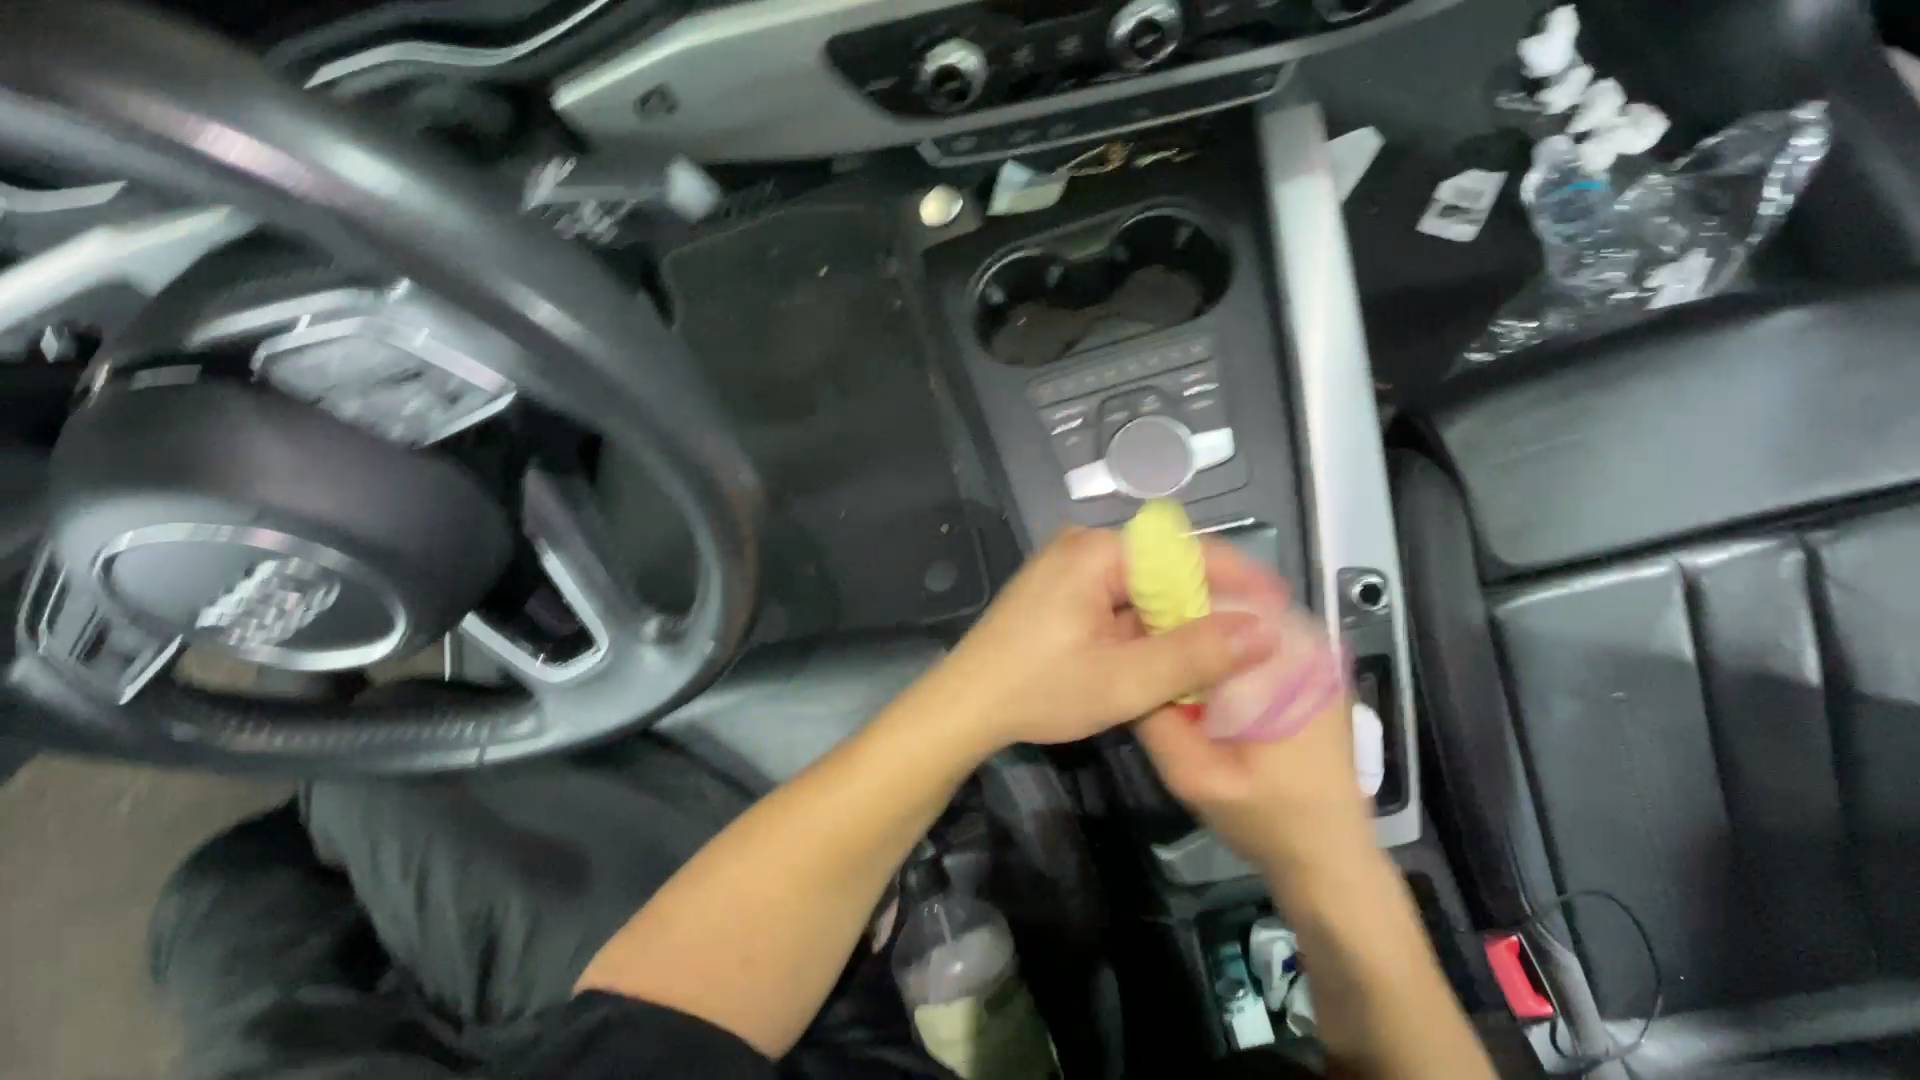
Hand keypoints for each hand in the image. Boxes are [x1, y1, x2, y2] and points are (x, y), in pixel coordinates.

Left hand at [911, 526, 1273, 753]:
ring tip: (1223, 652)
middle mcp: (1083, 547)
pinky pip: (1119, 601)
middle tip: (1254, 639)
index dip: (1238, 576)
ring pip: (1144, 587)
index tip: (1279, 605)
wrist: (964, 707)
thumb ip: (1196, 655)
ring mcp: (1068, 569)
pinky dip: (1146, 627)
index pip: (1185, 550)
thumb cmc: (1038, 691)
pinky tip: (1170, 657)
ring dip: (1178, 619)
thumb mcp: (1124, 680)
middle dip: (1209, 603)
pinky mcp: (1061, 593)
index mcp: (1096, 551)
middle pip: (1166, 567)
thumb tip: (1263, 632)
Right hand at [1135, 542, 1374, 870]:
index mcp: (1286, 664)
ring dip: (1206, 629)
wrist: (1330, 862)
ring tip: (1162, 647)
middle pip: (1236, 603)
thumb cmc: (1267, 820)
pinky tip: (1197, 674)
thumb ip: (1156, 721)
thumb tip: (1126, 665)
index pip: (1222, 602)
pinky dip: (1227, 648)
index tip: (1132, 614)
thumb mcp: (1194, 776)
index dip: (1172, 601)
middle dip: (1186, 611)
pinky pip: (1262, 643)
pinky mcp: (1315, 679)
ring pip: (1248, 621)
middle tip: (1140, 630)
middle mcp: (1311, 649)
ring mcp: (1319, 663)